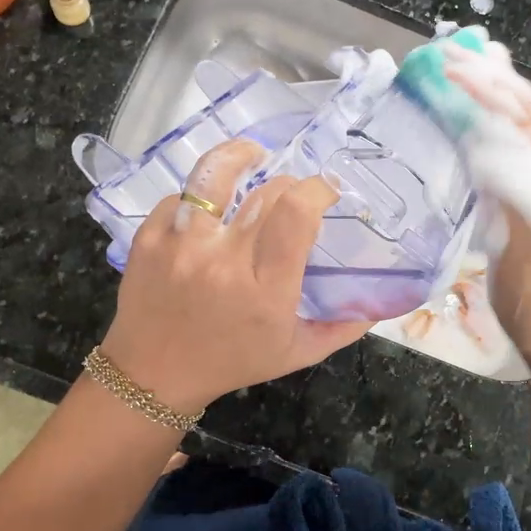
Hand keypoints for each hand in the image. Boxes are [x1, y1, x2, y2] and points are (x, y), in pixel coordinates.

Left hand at [100, 139, 372, 413]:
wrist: (152, 375)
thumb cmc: (231, 363)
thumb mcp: (294, 353)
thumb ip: (341, 328)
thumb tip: (381, 303)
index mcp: (266, 290)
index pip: (297, 214)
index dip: (317, 189)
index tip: (325, 190)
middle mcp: (223, 262)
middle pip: (266, 193)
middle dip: (289, 186)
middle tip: (292, 197)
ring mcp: (181, 246)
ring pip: (214, 177)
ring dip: (239, 158)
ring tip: (252, 155)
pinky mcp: (149, 239)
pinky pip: (180, 196)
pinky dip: (200, 196)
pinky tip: (212, 206)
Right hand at [444, 60, 530, 365]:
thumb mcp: (521, 259)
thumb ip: (512, 204)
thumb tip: (487, 151)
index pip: (518, 122)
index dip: (485, 90)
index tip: (449, 66)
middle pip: (528, 112)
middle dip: (492, 77)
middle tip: (453, 52)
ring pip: (529, 124)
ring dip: (501, 90)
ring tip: (471, 63)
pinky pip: (523, 146)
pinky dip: (502, 119)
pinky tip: (484, 116)